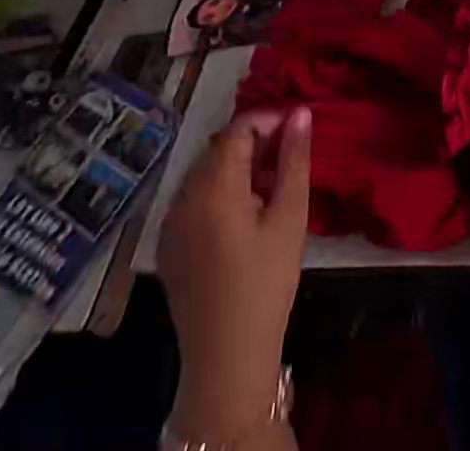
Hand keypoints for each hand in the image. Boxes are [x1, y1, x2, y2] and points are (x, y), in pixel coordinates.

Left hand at [158, 106, 310, 443]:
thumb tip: (300, 113)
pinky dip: (221, 189)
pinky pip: (194, 197)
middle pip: (219, 148)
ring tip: (273, 184)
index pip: (238, 129)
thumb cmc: (267, 281)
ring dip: (238, 165)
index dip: (270, 120)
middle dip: (255, 141)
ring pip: (205, 171)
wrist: (227, 354)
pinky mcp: (169, 243)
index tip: (299, 130)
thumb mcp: (290, 216)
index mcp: (212, 188)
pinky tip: (245, 213)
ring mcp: (170, 221)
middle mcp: (182, 197)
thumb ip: (294, 160)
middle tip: (291, 157)